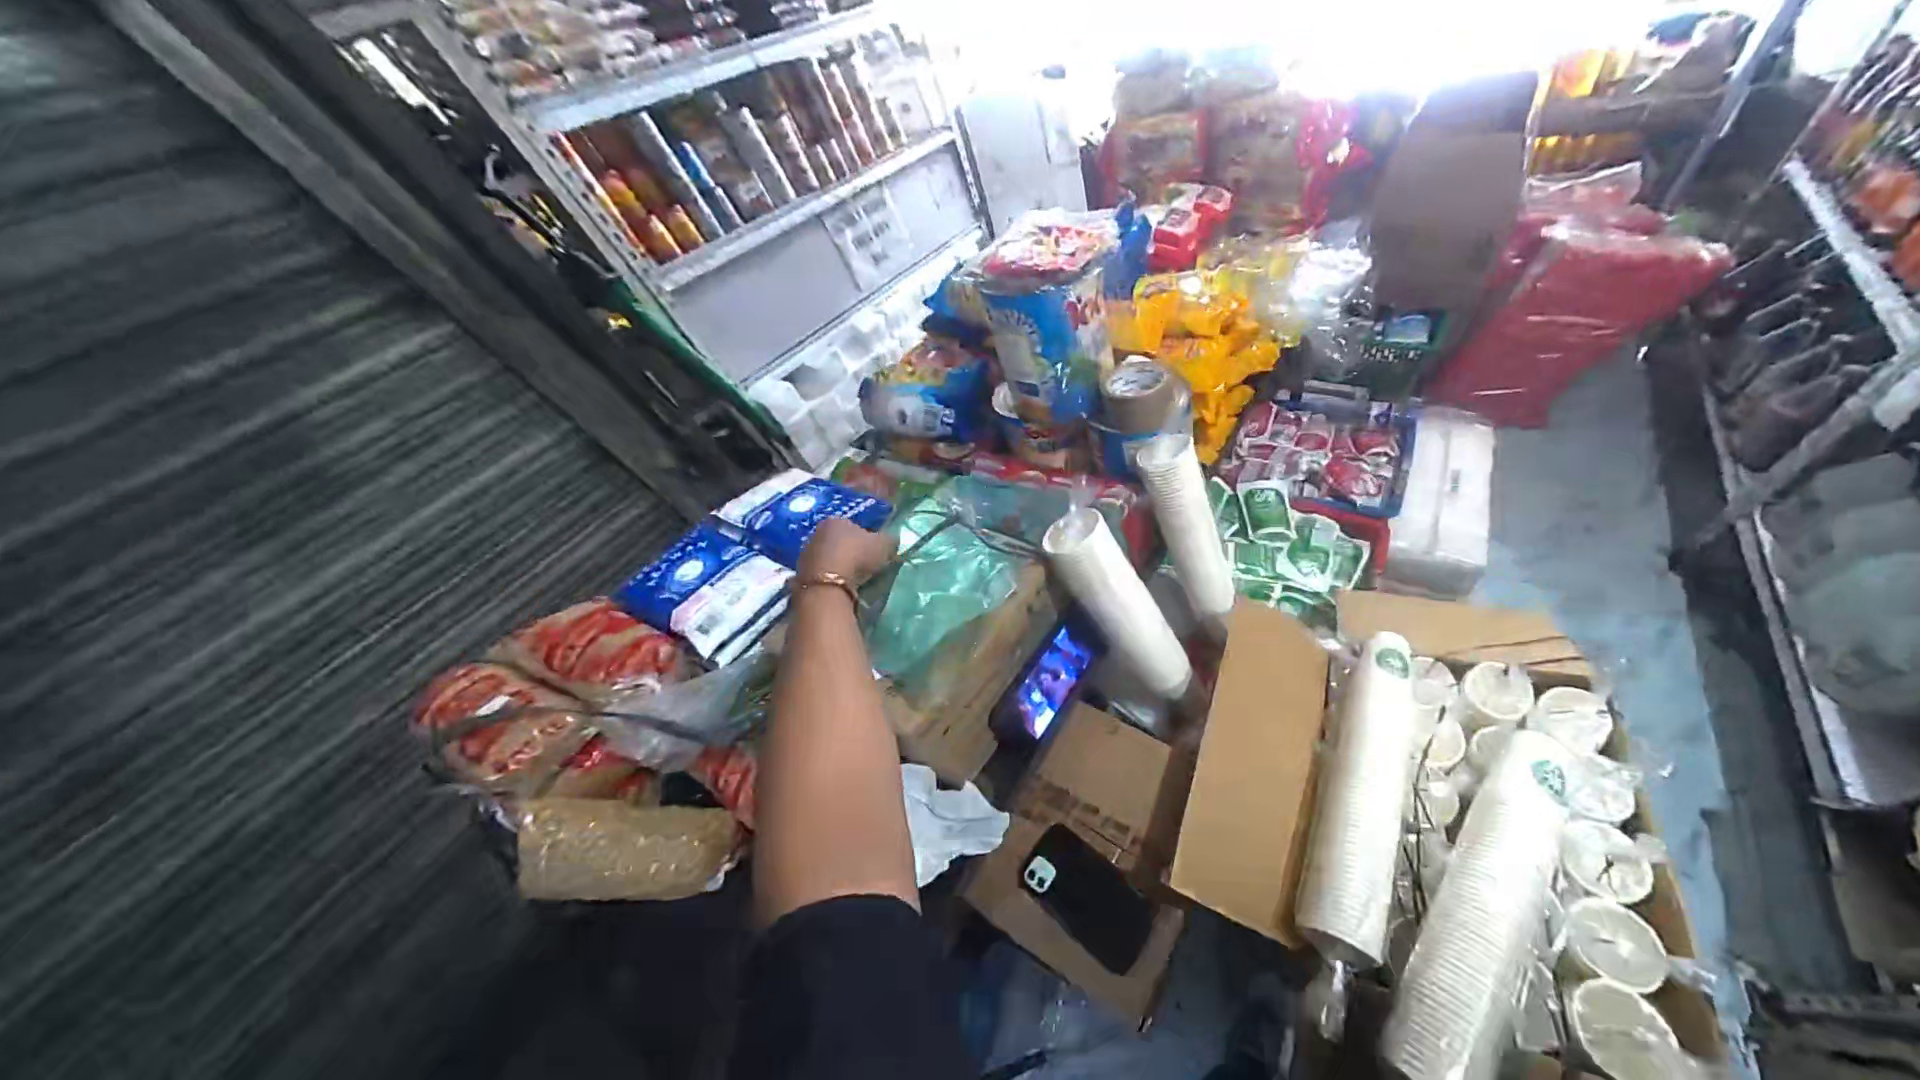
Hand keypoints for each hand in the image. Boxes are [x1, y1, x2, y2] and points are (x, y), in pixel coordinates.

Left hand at [796, 518, 893, 585]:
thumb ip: (889, 539)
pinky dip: (829, 576)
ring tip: (851, 578)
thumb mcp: (884, 546)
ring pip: (827, 555)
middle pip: (838, 539)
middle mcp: (817, 531)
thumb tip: (891, 539)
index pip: (854, 524)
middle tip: (863, 564)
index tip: (873, 551)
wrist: (827, 584)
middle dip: (849, 550)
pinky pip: (820, 571)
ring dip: (837, 564)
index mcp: (837, 519)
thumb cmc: (857, 557)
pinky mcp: (799, 571)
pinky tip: (838, 585)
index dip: (865, 537)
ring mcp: (806, 551)